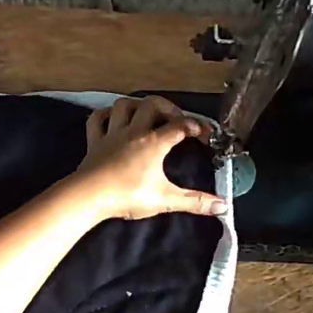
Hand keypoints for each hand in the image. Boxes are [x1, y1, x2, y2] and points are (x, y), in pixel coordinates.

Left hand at [67, 96, 228, 221]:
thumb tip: (223, 207)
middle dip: (168, 107)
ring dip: (136, 105)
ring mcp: (112, 134)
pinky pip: (97, 119)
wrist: (89, 196)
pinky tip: (113, 119)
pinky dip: (106, 115)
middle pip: (152, 105)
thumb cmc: (128, 195)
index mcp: (154, 142)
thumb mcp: (165, 200)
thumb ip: (194, 202)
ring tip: (147, 115)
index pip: (180, 126)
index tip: (205, 134)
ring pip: (123, 105)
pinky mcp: (94, 141)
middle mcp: (134, 131)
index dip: (196, 126)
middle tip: (177, 120)